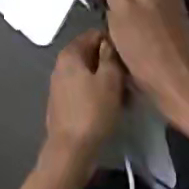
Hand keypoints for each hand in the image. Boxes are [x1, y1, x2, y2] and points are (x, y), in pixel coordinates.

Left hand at [43, 28, 125, 157]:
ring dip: (106, 81)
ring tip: (124, 96)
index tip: (128, 59)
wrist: (70, 154)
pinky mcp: (63, 104)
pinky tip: (110, 107)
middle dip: (111, 65)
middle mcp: (61, 64)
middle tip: (129, 80)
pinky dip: (97, 94)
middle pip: (92, 54)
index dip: (114, 43)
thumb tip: (109, 43)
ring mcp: (60, 85)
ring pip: (89, 74)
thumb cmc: (92, 112)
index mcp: (70, 53)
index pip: (95, 34)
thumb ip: (111, 56)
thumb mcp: (110, 80)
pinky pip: (84, 90)